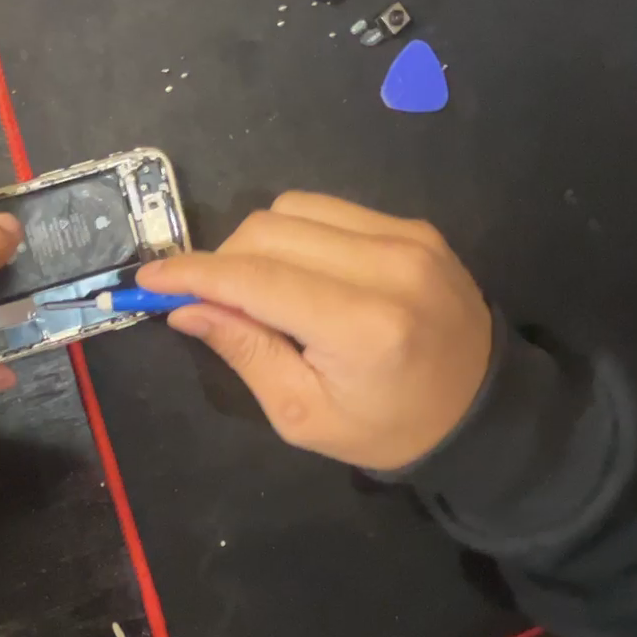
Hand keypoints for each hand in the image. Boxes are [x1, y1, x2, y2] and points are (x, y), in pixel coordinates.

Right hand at [137, 192, 491, 470]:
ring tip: (259, 287)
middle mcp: (387, 266)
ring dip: (255, 243)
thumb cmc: (387, 427)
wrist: (488, 413)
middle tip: (212, 300)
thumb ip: (244, 352)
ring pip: (290, 208)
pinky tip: (300, 270)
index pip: (254, 279)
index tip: (148, 278)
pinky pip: (324, 208)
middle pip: (266, 232)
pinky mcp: (412, 226)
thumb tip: (185, 307)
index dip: (193, 273)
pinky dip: (292, 234)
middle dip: (221, 261)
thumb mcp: (302, 414)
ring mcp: (406, 238)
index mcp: (361, 327)